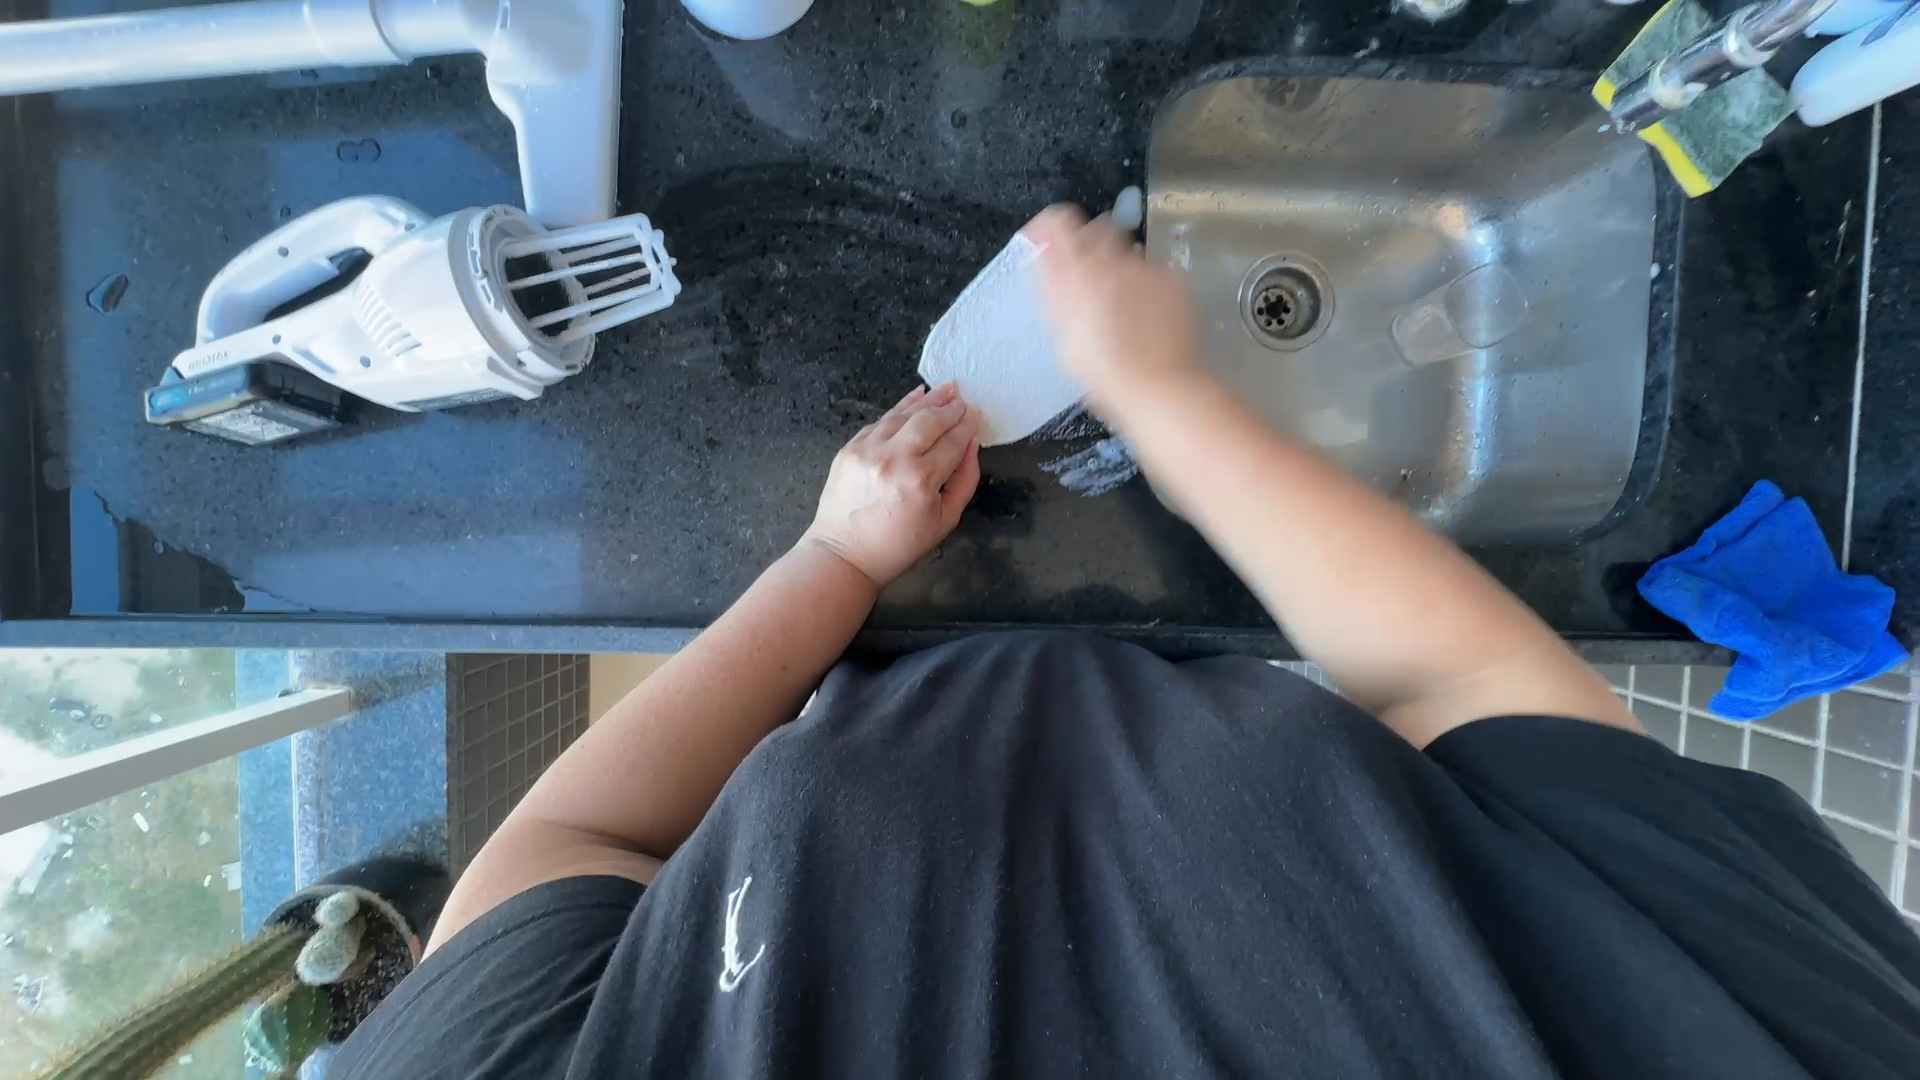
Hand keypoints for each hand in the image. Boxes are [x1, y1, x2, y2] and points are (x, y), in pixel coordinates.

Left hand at [802, 383, 982, 587]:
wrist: (845, 554)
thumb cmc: (900, 545)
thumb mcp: (945, 520)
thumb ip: (964, 479)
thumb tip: (971, 443)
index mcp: (921, 480)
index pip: (952, 442)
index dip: (967, 426)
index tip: (976, 413)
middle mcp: (894, 458)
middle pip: (929, 421)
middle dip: (950, 408)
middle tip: (962, 398)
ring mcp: (867, 450)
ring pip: (903, 415)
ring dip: (926, 400)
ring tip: (945, 390)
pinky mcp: (849, 448)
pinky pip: (881, 422)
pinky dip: (900, 409)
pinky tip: (915, 399)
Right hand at [1028, 203, 1202, 410]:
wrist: (1155, 385)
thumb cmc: (1101, 370)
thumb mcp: (1064, 333)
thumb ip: (1053, 287)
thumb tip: (1042, 251)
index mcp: (1079, 271)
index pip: (1060, 222)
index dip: (1050, 226)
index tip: (1044, 239)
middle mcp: (1113, 258)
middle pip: (1098, 230)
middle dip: (1088, 247)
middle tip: (1085, 281)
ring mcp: (1147, 267)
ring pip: (1128, 254)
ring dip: (1119, 271)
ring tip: (1120, 309)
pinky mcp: (1174, 279)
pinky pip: (1155, 272)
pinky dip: (1146, 286)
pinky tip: (1146, 317)